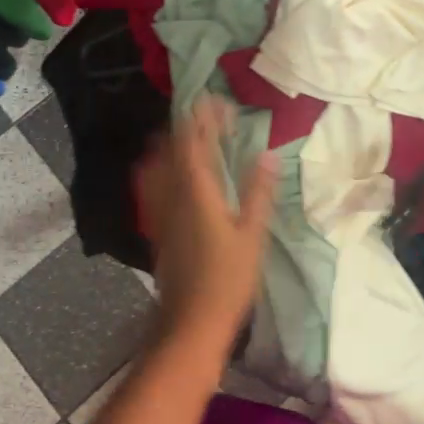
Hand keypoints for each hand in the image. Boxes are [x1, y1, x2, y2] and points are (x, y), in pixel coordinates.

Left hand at [136, 98, 278, 348]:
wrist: (191, 322)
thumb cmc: (228, 279)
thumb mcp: (252, 234)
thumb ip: (258, 192)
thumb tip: (268, 154)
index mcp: (197, 191)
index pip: (194, 141)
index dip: (203, 117)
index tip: (219, 102)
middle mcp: (172, 194)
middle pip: (173, 148)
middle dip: (189, 125)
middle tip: (211, 114)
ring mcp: (161, 211)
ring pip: (159, 164)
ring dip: (174, 143)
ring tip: (194, 134)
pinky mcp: (158, 227)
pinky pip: (155, 184)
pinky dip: (164, 166)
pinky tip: (176, 171)